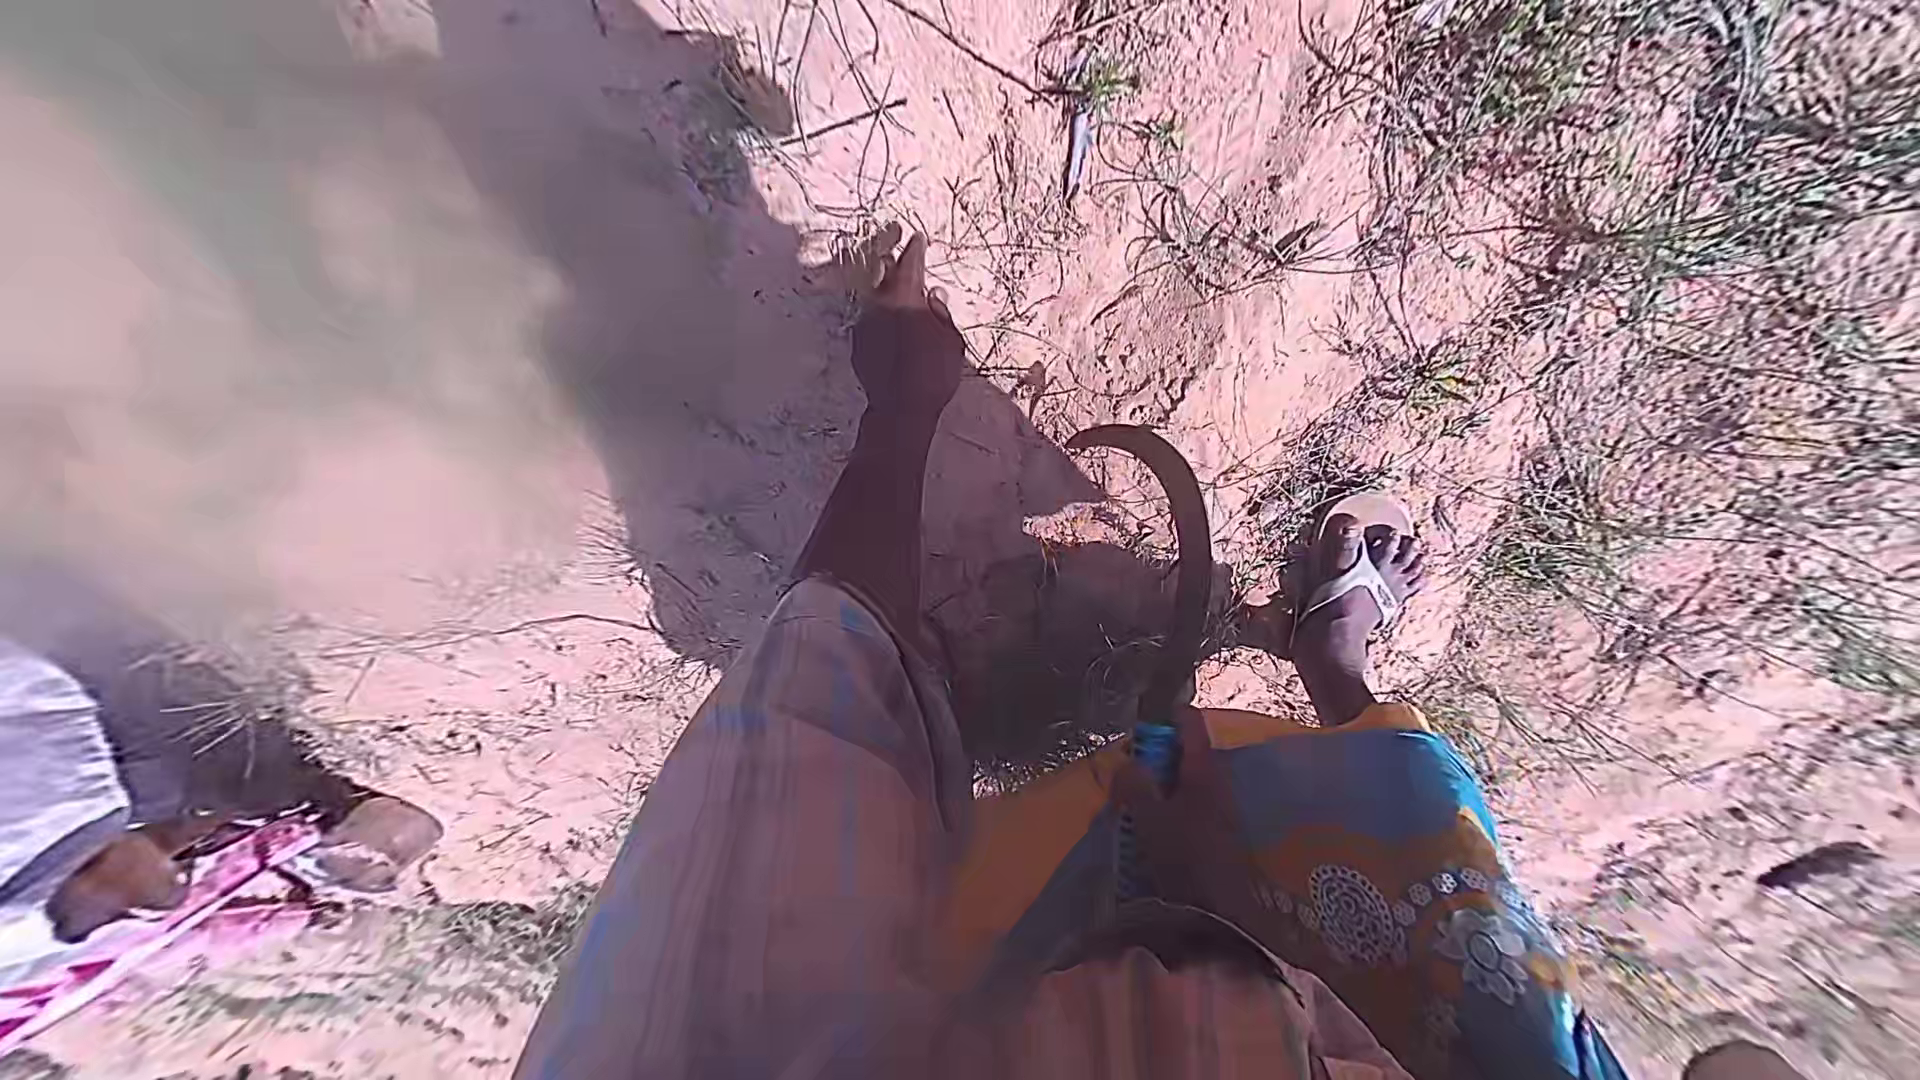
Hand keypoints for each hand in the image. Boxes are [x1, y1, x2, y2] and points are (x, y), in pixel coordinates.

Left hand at [851, 230, 964, 424]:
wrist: (900, 410)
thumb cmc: (934, 376)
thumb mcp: (951, 344)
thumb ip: (941, 315)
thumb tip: (934, 295)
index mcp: (907, 298)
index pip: (910, 263)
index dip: (916, 250)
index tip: (918, 239)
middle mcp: (880, 305)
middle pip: (884, 274)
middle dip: (892, 260)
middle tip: (896, 250)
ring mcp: (865, 324)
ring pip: (873, 297)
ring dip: (882, 289)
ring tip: (891, 287)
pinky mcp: (857, 344)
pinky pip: (868, 320)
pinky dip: (877, 316)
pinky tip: (885, 322)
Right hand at [1111, 707, 1264, 919]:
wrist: (1221, 920)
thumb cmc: (1184, 858)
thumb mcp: (1148, 817)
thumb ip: (1134, 783)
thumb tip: (1127, 762)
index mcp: (1204, 771)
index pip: (1190, 724)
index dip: (1165, 718)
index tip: (1139, 729)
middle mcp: (1218, 784)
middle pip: (1184, 754)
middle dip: (1153, 759)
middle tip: (1127, 777)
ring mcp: (1221, 811)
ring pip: (1184, 782)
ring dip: (1158, 787)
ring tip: (1131, 807)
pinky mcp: (1218, 836)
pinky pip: (1188, 807)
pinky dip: (1167, 809)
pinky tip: (1150, 831)